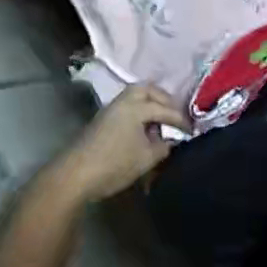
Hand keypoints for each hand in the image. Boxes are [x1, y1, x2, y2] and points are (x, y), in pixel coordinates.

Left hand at [43, 85, 190, 204]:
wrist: (75, 176)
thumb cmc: (115, 164)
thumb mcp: (147, 158)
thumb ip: (164, 146)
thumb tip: (171, 140)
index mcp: (136, 107)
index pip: (165, 109)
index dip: (181, 119)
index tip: (192, 130)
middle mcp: (122, 102)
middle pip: (146, 90)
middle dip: (163, 99)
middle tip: (175, 114)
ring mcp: (109, 111)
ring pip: (133, 97)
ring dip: (149, 104)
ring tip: (161, 121)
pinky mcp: (101, 122)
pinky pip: (126, 107)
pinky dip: (139, 112)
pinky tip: (144, 129)